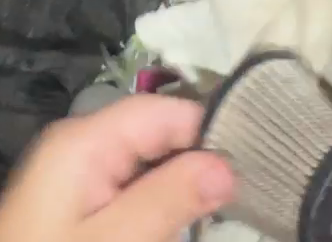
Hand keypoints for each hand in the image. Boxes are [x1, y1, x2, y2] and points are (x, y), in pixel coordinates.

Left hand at [0, 94, 235, 241]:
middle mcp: (80, 144)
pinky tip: (184, 222)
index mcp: (85, 139)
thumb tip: (227, 163)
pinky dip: (157, 202)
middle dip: (198, 159)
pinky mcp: (73, 205)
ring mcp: (74, 174)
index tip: (258, 160)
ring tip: (230, 205)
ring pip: (144, 163)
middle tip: (251, 190)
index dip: (209, 130)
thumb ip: (169, 199)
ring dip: (181, 185)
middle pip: (154, 134)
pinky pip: (127, 187)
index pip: (162, 111)